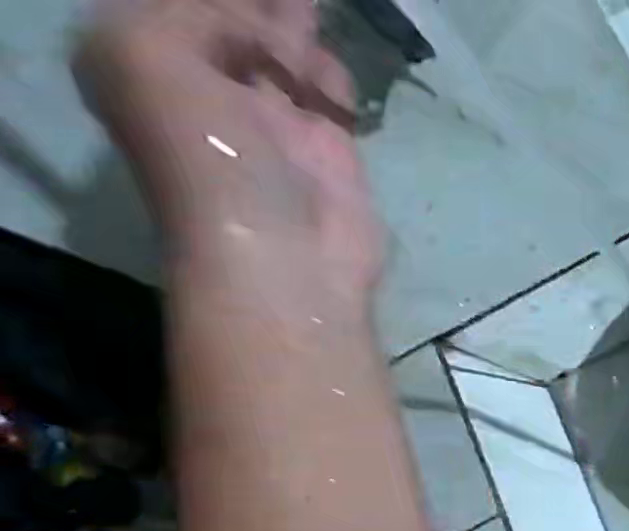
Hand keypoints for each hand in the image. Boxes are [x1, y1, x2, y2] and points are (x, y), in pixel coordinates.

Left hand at [75, 0, 381, 306]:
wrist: (287, 254)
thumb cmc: (208, 158)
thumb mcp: (156, 53)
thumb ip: (198, 11)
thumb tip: (269, 27)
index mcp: (142, 52)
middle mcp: (205, 79)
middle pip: (229, 16)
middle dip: (252, 3)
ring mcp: (273, 116)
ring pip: (283, 48)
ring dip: (292, 24)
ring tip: (309, 3)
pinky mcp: (330, 149)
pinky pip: (330, 94)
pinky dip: (332, 74)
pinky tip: (330, 62)